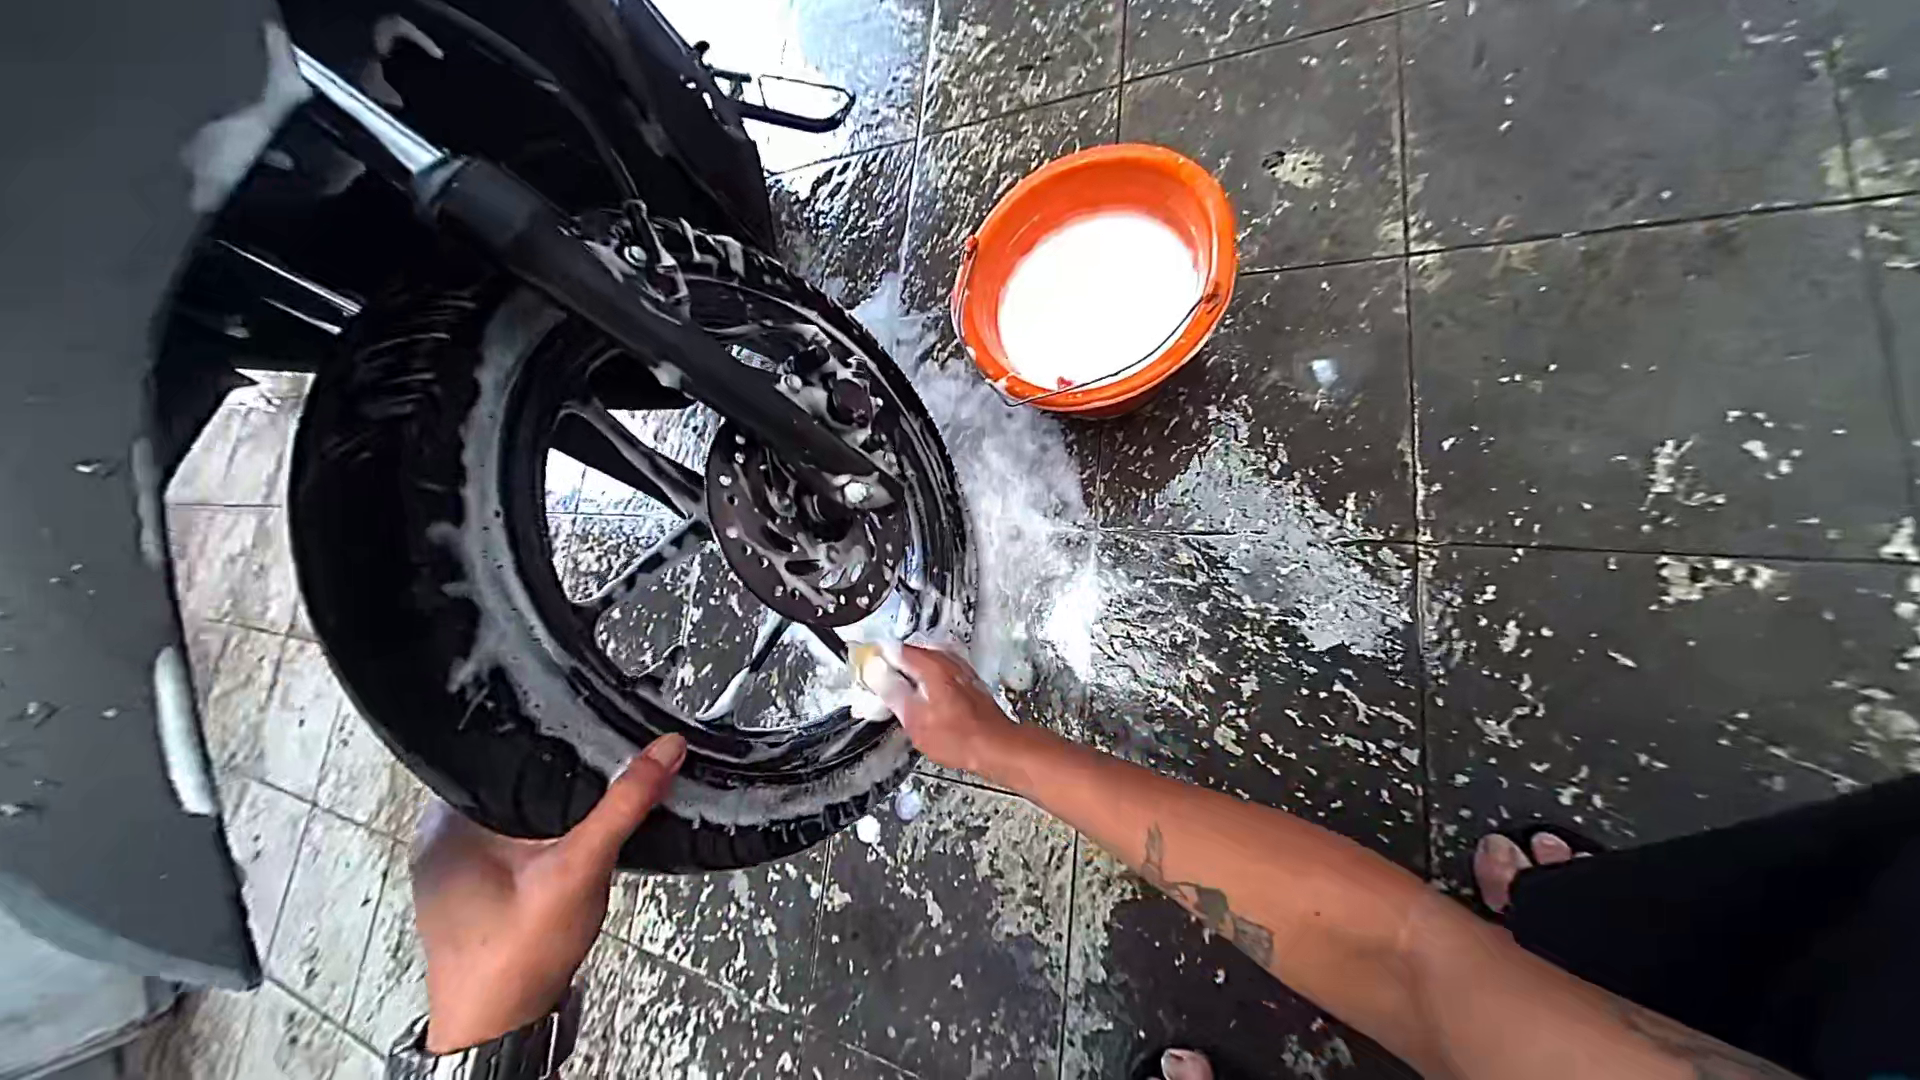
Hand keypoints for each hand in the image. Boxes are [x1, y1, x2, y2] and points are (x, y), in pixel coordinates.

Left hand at [410, 733, 686, 1051]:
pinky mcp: (484, 882)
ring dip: (565, 792)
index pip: (500, 752)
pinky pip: (526, 829)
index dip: (551, 729)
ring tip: (610, 764)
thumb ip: (623, 805)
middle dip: (566, 761)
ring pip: (525, 804)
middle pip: (518, 777)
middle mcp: (445, 836)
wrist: (504, 1033)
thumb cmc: (521, 951)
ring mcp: (463, 862)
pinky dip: (559, 818)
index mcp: (446, 824)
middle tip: (614, 736)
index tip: (596, 712)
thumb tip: (668, 746)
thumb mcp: (579, 868)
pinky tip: (589, 814)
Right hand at [872, 646, 1018, 775]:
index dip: (881, 657)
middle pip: (915, 652)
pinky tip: (925, 694)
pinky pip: (943, 670)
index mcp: (933, 666)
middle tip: (882, 677)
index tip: (869, 664)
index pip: (899, 650)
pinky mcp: (969, 682)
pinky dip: (929, 677)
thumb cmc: (961, 737)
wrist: (995, 746)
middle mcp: (949, 662)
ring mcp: (962, 670)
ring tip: (901, 687)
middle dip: (896, 662)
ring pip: (930, 660)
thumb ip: (895, 695)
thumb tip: (879, 678)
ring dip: (914, 670)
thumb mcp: (916, 722)